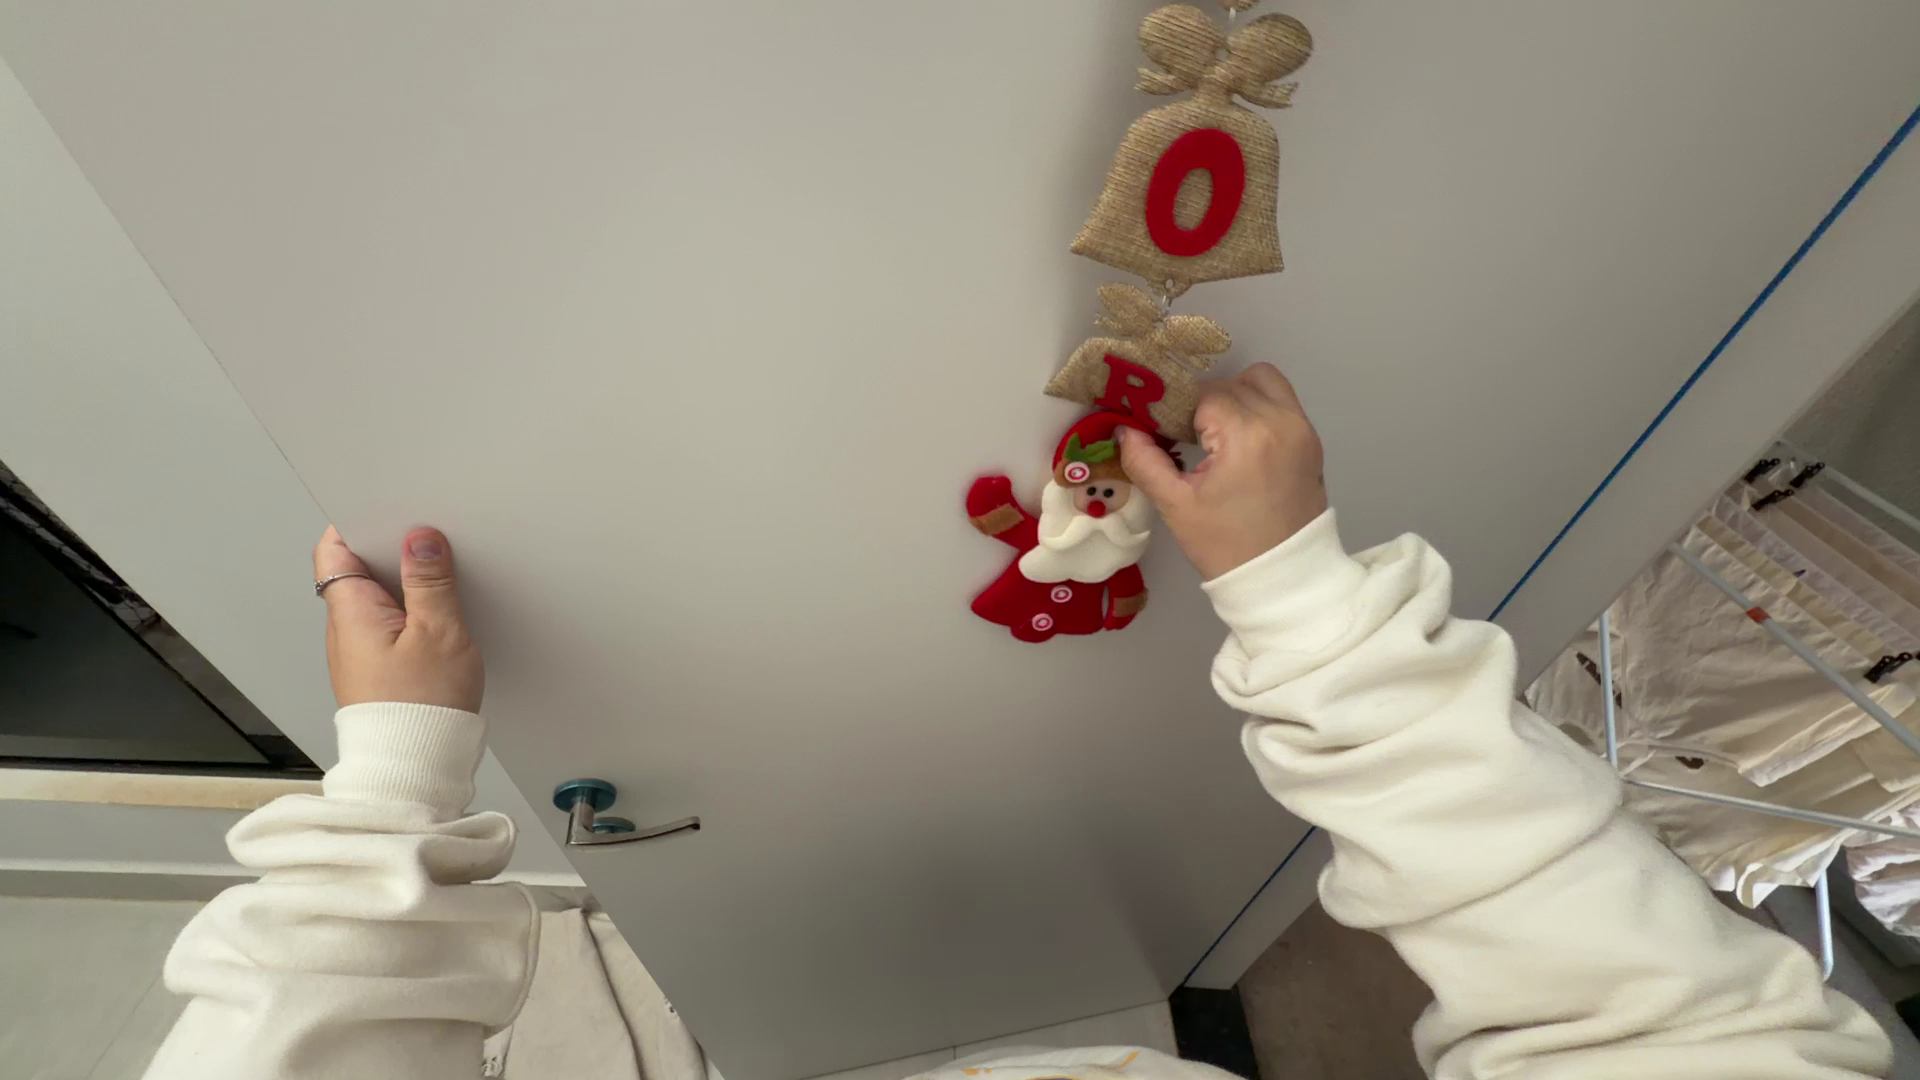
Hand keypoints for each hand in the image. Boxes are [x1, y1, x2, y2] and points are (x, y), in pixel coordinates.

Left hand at [313, 525, 483, 711]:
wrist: (418, 758)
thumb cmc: (424, 702)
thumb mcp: (439, 631)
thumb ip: (430, 582)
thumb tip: (421, 538)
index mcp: (351, 612)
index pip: (336, 551)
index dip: (358, 524)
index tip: (392, 511)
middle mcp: (347, 627)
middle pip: (357, 569)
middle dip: (390, 548)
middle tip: (429, 538)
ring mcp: (361, 647)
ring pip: (378, 596)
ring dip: (406, 579)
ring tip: (442, 572)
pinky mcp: (381, 663)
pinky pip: (392, 620)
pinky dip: (413, 607)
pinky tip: (441, 611)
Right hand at [1118, 362, 1326, 579]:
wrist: (1283, 577)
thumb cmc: (1225, 546)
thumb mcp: (1175, 506)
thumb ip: (1144, 461)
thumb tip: (1124, 429)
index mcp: (1247, 435)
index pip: (1202, 394)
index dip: (1175, 409)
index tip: (1159, 431)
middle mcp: (1281, 421)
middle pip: (1229, 384)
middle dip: (1200, 404)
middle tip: (1180, 437)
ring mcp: (1302, 428)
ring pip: (1261, 381)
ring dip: (1232, 396)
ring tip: (1212, 433)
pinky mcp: (1311, 440)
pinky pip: (1280, 401)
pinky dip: (1255, 407)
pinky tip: (1235, 441)